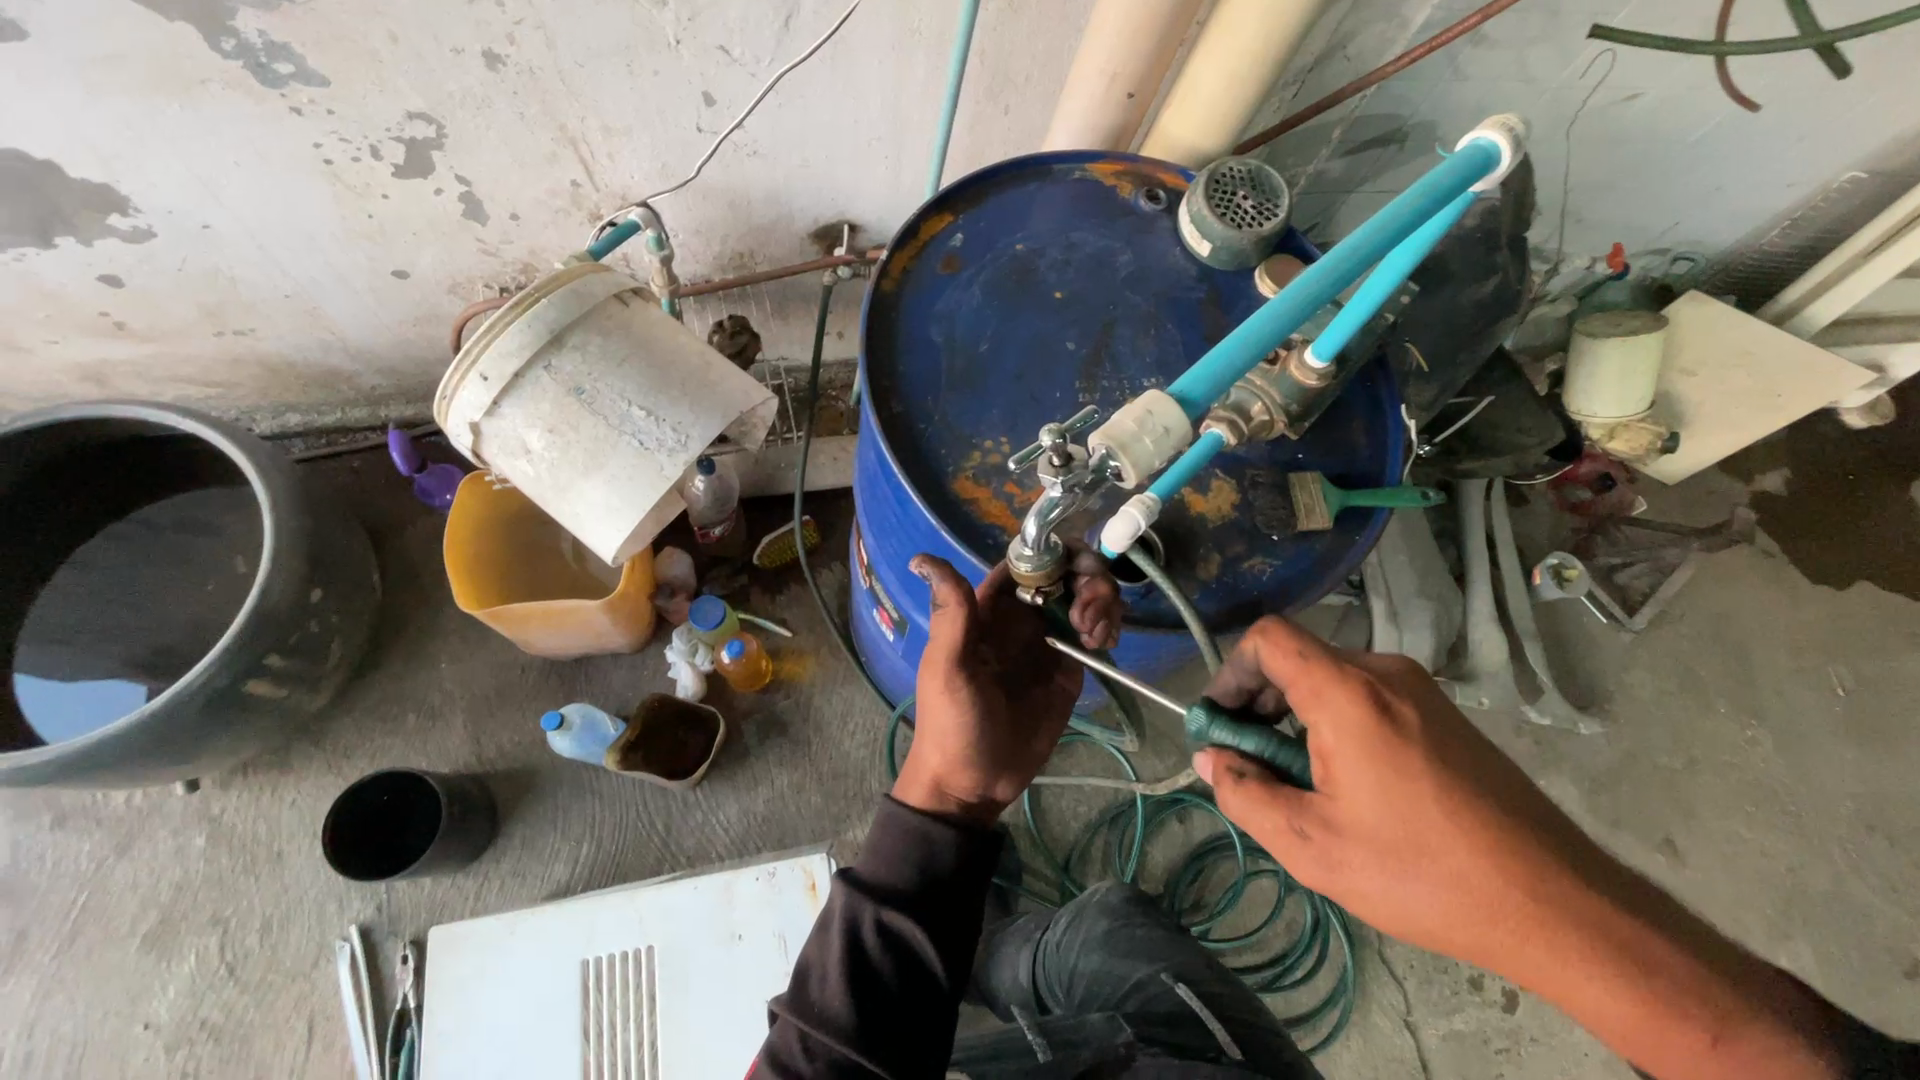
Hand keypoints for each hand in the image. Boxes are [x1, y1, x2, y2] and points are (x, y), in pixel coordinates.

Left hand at [892, 546, 1121, 824]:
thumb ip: (950, 611)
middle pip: (1066, 570)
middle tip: (1088, 612)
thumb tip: (922, 557)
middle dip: (1089, 575)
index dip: (1053, 553)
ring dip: (1102, 599)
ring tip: (1095, 634)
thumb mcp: (947, 666)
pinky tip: (1101, 644)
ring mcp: (1049, 639)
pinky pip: (1096, 630)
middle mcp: (1022, 614)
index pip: (1027, 558)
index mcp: (989, 606)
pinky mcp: (1070, 666)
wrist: (974, 782)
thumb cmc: (952, 723)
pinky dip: (1108, 625)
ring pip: (1086, 595)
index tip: (1069, 574)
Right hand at [1190, 616, 1622, 971]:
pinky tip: (1345, 785)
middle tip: (1249, 763)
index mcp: (1348, 693)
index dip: (1229, 674)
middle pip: (1296, 657)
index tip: (1220, 726)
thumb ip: (1244, 792)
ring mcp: (1421, 691)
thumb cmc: (1421, 874)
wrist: (1555, 904)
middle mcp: (1385, 673)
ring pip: (1330, 679)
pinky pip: (1366, 698)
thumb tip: (1211, 759)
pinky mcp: (1443, 715)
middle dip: (1257, 702)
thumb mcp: (1311, 844)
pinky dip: (1333, 724)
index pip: (1267, 638)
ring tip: (1296, 783)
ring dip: (1294, 717)